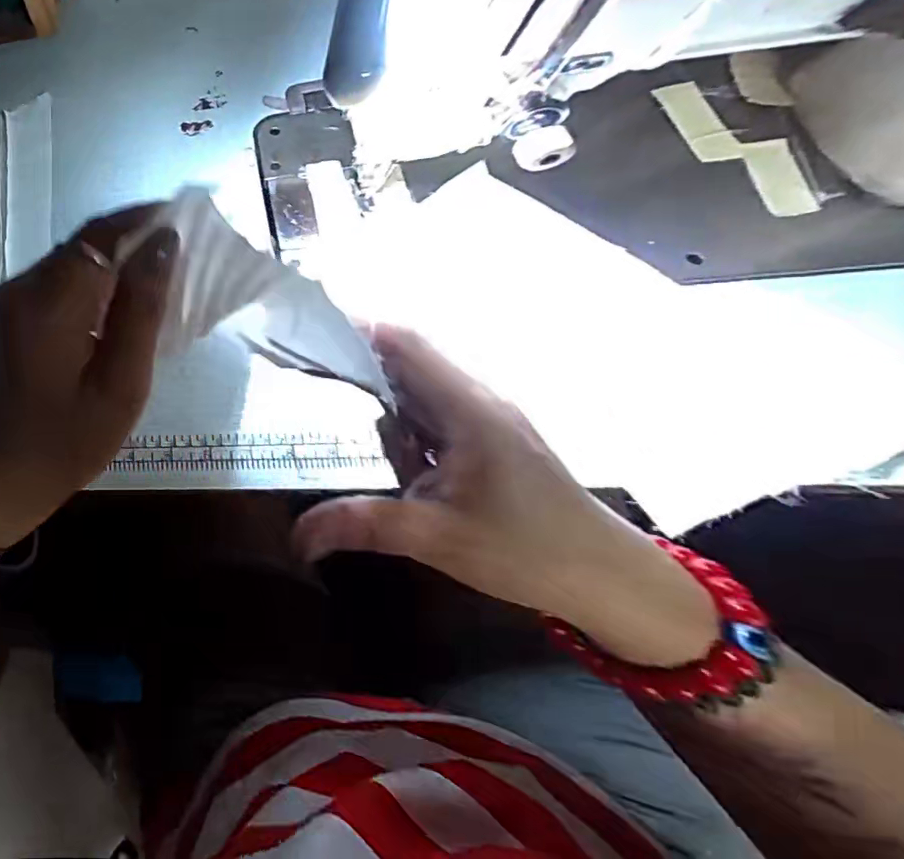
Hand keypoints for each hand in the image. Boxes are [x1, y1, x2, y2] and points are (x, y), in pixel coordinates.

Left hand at [0, 207, 178, 548]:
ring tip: (159, 273)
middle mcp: (21, 287)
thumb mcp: (122, 383)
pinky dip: (94, 280)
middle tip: (180, 250)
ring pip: (72, 259)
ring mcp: (9, 297)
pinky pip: (59, 280)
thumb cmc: (70, 440)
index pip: (101, 236)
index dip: (143, 219)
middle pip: (85, 243)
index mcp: (49, 304)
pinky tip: (120, 300)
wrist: (1, 475)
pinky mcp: (8, 311)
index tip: (184, 217)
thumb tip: (164, 244)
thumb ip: (142, 309)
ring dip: (115, 259)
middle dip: (133, 237)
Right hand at [293, 326, 718, 665]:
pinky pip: (436, 415)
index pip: (406, 343)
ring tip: (326, 396)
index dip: (360, 327)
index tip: (312, 327)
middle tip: (304, 367)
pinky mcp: (490, 441)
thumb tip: (296, 536)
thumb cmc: (528, 549)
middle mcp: (477, 400)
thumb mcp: (438, 537)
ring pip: (422, 389)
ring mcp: (486, 419)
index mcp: (468, 406)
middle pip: (410, 360)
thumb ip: (364, 525)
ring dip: (380, 390)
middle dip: (358, 359)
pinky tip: (377, 442)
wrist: (606, 577)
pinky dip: (402, 419)